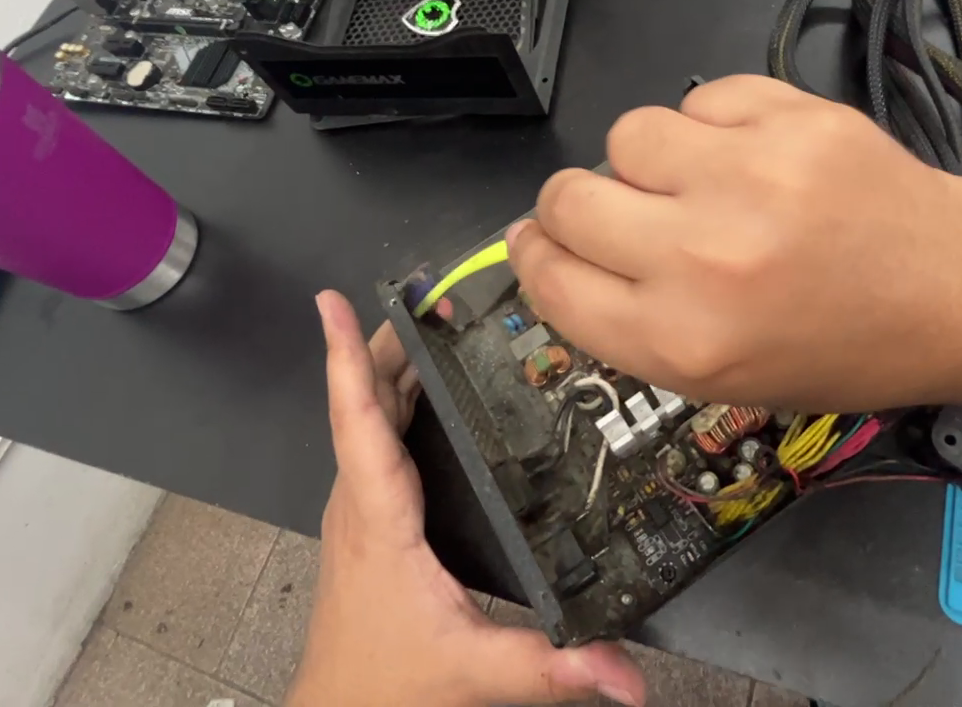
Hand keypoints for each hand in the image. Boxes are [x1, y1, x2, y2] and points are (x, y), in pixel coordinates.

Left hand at [288, 291, 645, 706]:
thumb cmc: (391, 686)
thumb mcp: (475, 673)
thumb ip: (552, 668)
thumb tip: (630, 676)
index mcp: (380, 515)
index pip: (360, 420)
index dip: (346, 355)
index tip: (331, 302)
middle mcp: (360, 497)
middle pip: (362, 399)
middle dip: (385, 338)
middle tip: (428, 294)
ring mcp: (358, 503)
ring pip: (365, 413)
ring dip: (386, 361)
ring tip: (431, 321)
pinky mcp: (367, 512)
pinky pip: (373, 434)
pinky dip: (391, 394)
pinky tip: (426, 385)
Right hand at [505, 75, 961, 410]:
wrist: (955, 290)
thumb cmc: (836, 347)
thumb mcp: (717, 373)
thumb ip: (623, 317)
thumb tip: (547, 243)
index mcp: (681, 342)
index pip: (551, 282)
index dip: (535, 255)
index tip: (539, 241)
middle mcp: (703, 259)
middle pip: (568, 197)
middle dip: (577, 206)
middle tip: (625, 213)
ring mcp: (750, 178)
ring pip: (627, 134)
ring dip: (650, 161)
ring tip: (701, 181)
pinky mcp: (791, 118)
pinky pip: (699, 100)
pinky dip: (711, 126)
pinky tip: (753, 156)